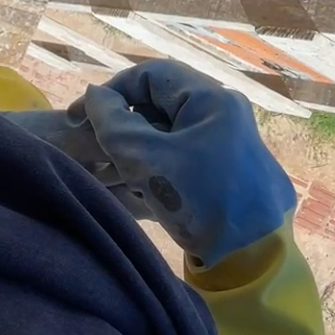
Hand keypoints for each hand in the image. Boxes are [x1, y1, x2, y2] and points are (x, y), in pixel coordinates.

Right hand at [11, 60, 295, 266]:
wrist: (254, 260)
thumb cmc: (198, 201)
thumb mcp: (142, 157)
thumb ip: (109, 119)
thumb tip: (95, 96)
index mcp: (212, 98)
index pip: (147, 75)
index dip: (109, 91)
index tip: (80, 117)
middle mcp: (227, 109)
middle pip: (160, 98)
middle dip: (124, 116)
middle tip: (98, 140)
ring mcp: (233, 136)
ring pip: (171, 122)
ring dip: (140, 137)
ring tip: (120, 164)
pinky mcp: (233, 162)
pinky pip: (186, 143)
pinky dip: (160, 153)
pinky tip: (147, 180)